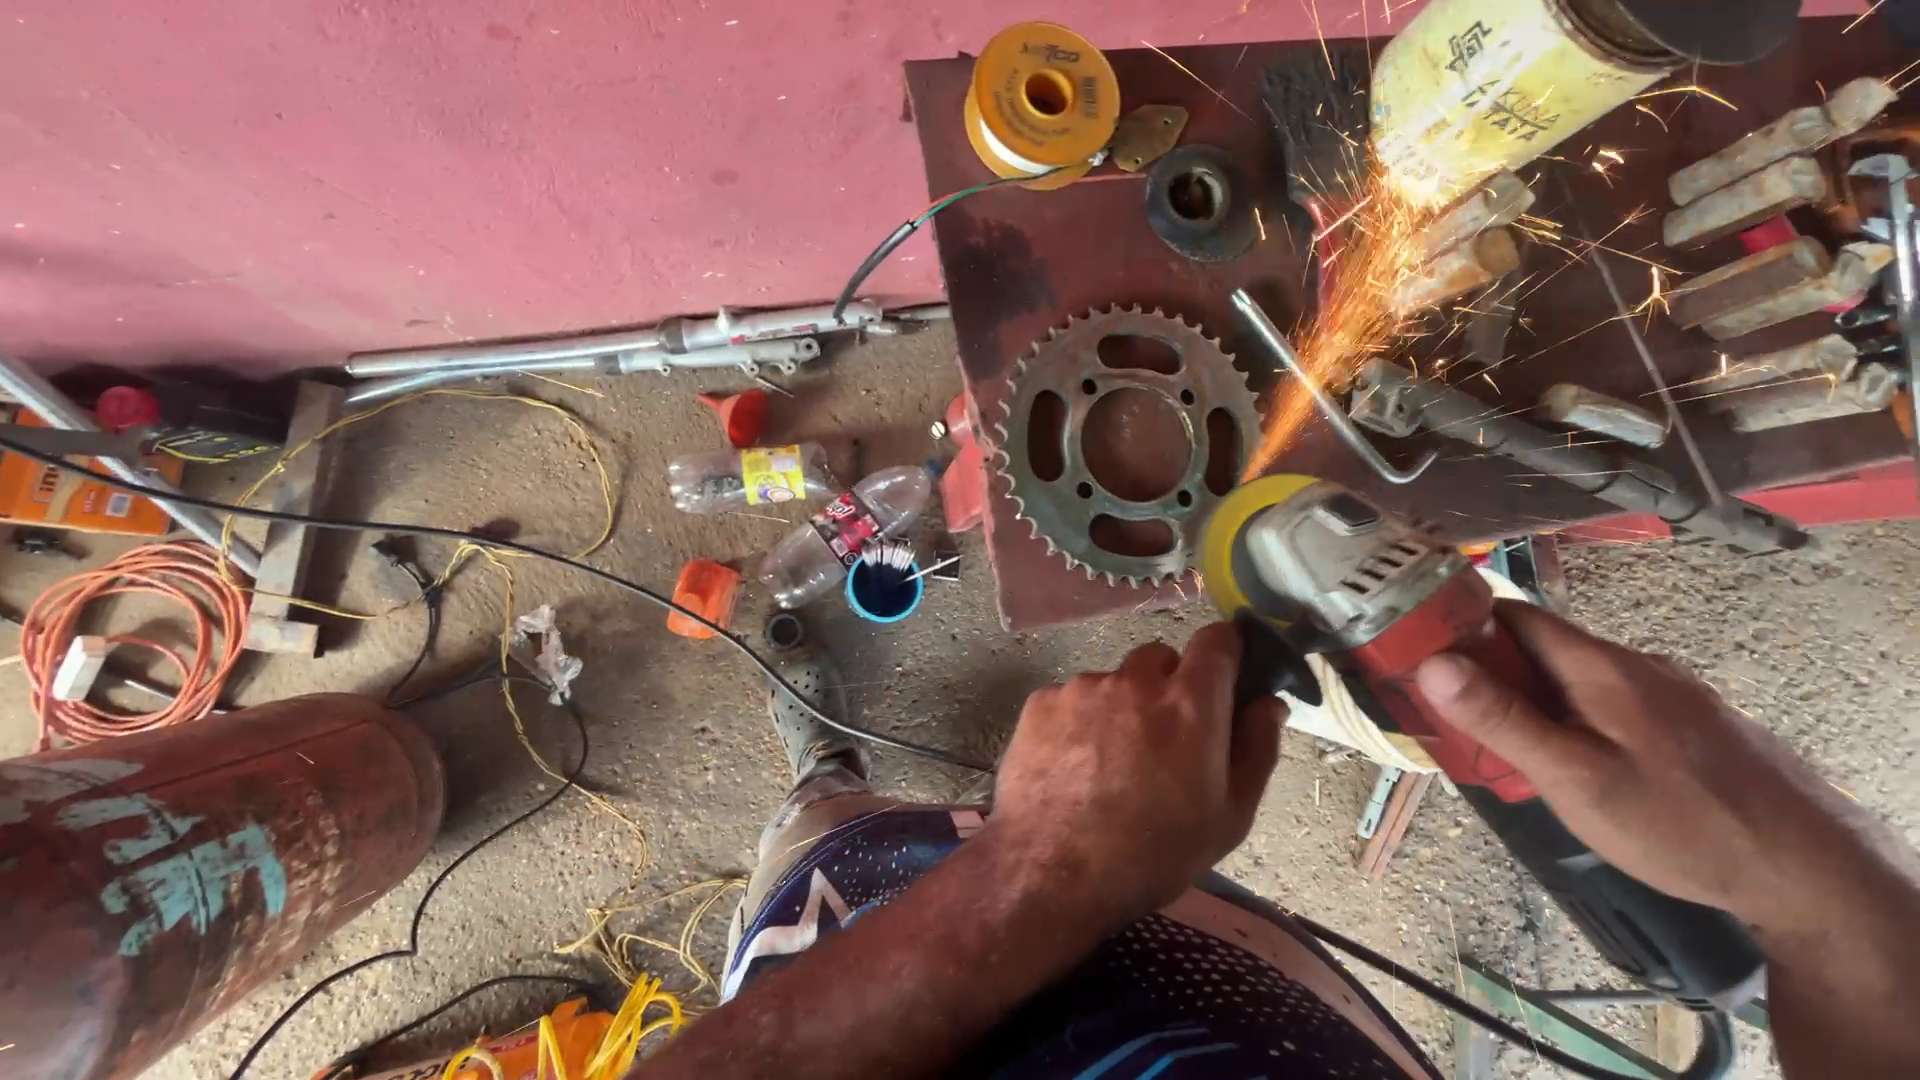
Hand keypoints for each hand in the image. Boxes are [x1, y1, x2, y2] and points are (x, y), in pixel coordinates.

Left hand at [988, 621, 1286, 923]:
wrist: (1052, 872)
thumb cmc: (1153, 854)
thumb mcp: (1229, 817)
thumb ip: (1256, 749)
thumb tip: (1268, 702)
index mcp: (1190, 704)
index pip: (1217, 641)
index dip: (1224, 652)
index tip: (1222, 676)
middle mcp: (1135, 682)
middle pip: (1160, 659)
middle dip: (1167, 686)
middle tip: (1161, 739)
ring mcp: (1082, 687)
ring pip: (1113, 681)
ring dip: (1120, 706)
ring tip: (1108, 763)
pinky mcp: (1041, 701)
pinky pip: (1071, 699)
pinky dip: (1077, 721)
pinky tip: (1072, 766)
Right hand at [1414, 600, 1884, 927]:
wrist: (1815, 878)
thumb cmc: (1680, 823)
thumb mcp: (1572, 776)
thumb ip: (1501, 719)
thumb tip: (1432, 663)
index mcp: (1602, 666)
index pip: (1515, 614)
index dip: (1462, 623)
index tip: (1420, 648)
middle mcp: (1637, 666)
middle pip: (1543, 646)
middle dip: (1490, 668)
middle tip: (1453, 711)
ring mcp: (1669, 695)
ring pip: (1576, 678)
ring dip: (1531, 695)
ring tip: (1505, 744)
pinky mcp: (1690, 726)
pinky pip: (1609, 703)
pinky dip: (1573, 716)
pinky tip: (1574, 761)